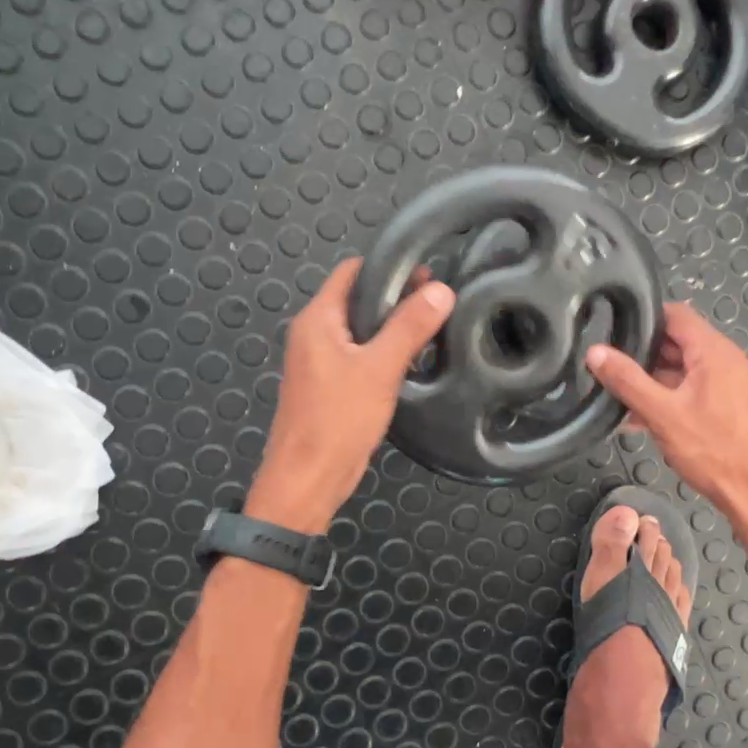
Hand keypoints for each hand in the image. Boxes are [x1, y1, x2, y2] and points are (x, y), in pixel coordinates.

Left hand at [246, 258, 453, 533]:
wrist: (307, 479)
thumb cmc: (337, 420)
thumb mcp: (379, 369)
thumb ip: (410, 327)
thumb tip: (440, 290)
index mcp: (317, 319)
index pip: (352, 271)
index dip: (389, 267)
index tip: (428, 274)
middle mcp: (314, 335)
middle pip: (358, 300)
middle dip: (396, 299)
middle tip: (438, 305)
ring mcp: (320, 363)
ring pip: (361, 332)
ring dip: (392, 330)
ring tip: (432, 332)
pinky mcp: (330, 388)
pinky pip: (360, 359)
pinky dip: (384, 356)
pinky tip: (410, 365)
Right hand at [584, 302, 747, 517]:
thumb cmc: (712, 449)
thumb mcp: (662, 414)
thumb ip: (627, 380)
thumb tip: (595, 352)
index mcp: (713, 351)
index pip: (675, 314)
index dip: (642, 318)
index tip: (610, 330)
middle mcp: (725, 360)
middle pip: (677, 342)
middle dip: (642, 354)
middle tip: (606, 366)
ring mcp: (728, 384)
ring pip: (682, 370)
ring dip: (651, 381)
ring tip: (616, 396)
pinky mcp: (727, 406)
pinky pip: (691, 390)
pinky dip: (667, 398)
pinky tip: (640, 419)